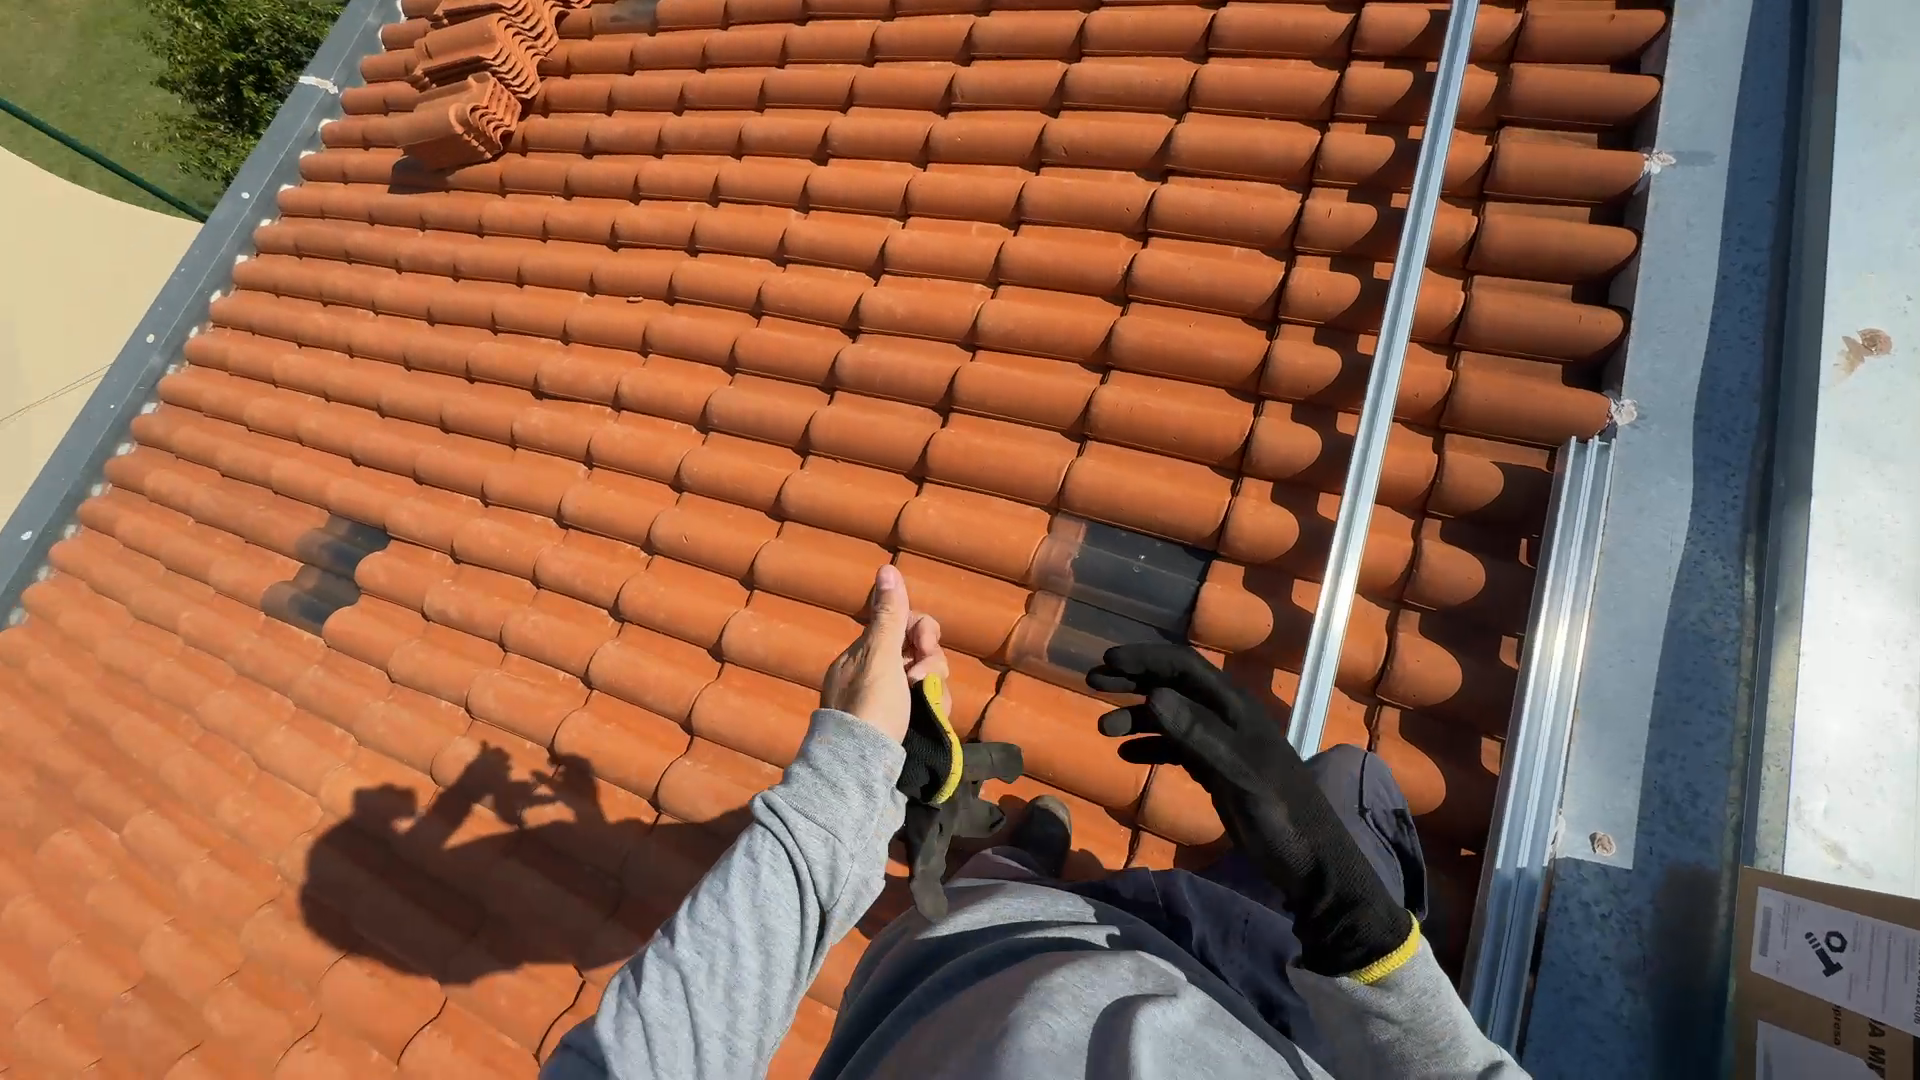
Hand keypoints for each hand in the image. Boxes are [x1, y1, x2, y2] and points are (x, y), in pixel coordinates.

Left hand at [821, 565, 946, 742]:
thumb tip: (887, 568)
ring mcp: (890, 702)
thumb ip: (889, 615)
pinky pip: (929, 703)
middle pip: (919, 651)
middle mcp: (875, 675)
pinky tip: (934, 717)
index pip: (901, 625)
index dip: (921, 629)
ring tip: (929, 702)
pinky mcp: (905, 725)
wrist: (863, 774)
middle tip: (925, 676)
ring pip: (928, 677)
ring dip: (935, 684)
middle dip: (931, 659)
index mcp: (862, 655)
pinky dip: (935, 706)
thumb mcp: (880, 656)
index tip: (925, 642)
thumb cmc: (870, 708)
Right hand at [1088, 643, 1414, 979]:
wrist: (1313, 867)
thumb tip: (1152, 694)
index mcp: (1235, 707)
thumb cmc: (1281, 816)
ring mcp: (1221, 744)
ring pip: (1170, 717)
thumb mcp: (1239, 773)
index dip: (1145, 658)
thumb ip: (1198, 734)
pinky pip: (1176, 748)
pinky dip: (1150, 746)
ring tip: (1104, 728)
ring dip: (1136, 717)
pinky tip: (1127, 757)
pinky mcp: (1217, 770)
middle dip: (1133, 680)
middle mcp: (1226, 717)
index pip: (1183, 666)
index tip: (1107, 661)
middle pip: (1173, 685)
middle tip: (1092, 682)